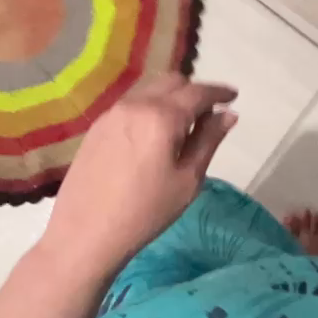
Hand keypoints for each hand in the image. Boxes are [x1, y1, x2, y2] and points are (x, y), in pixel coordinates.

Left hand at [39, 75, 238, 273]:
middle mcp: (136, 104)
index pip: (198, 92)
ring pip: (150, 90)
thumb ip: (209, 140)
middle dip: (194, 92)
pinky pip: (132, 104)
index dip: (219, 92)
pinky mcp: (97, 126)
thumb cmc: (145, 212)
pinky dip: (150, 107)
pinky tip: (153, 134)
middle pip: (173, 82)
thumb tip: (228, 114)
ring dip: (171, 98)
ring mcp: (112, 113)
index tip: (233, 97)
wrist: (84, 235)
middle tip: (208, 115)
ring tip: (181, 125)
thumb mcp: (188, 180)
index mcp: (162, 117)